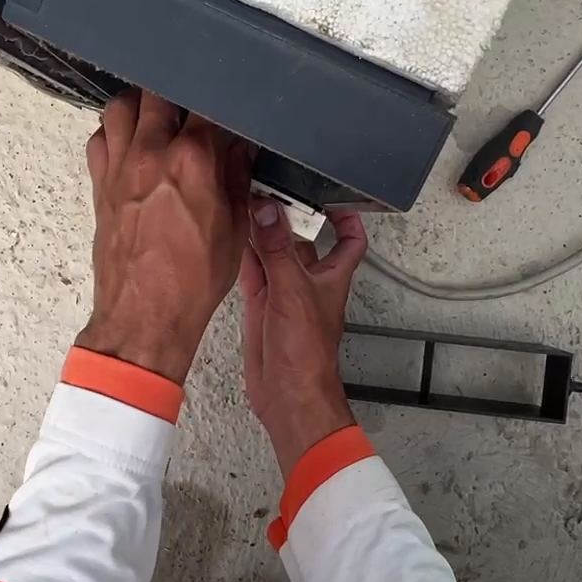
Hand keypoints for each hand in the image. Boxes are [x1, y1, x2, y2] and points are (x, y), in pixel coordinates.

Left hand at [75, 91, 250, 384]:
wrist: (145, 315)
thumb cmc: (189, 282)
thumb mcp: (234, 228)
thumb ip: (237, 178)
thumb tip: (241, 150)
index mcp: (192, 161)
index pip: (206, 106)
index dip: (220, 107)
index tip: (226, 117)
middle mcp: (150, 154)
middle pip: (159, 93)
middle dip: (179, 98)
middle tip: (193, 116)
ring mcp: (119, 167)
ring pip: (122, 106)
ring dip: (141, 106)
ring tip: (159, 122)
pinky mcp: (100, 185)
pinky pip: (99, 138)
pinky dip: (113, 133)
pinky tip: (131, 147)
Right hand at [239, 200, 366, 472]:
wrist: (287, 394)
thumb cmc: (308, 353)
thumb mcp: (293, 292)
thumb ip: (278, 250)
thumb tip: (266, 210)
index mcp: (331, 275)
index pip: (349, 239)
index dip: (345, 216)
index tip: (329, 192)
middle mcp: (308, 281)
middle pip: (301, 239)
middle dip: (287, 215)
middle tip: (267, 186)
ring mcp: (283, 292)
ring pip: (272, 251)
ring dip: (261, 231)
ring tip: (244, 201)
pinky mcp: (260, 305)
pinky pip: (251, 272)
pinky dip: (243, 254)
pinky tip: (232, 236)